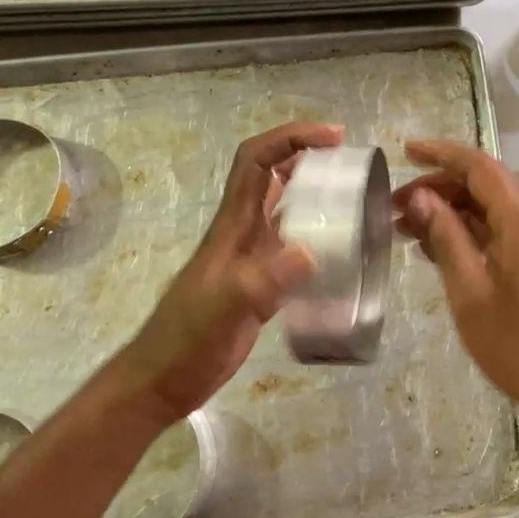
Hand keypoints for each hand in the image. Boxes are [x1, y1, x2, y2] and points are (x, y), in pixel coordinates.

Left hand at [118, 122, 339, 421]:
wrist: (162, 380)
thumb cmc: (187, 340)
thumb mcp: (226, 307)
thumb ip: (265, 280)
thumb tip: (310, 251)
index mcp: (233, 225)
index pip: (258, 161)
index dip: (292, 137)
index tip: (334, 136)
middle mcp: (243, 232)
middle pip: (273, 175)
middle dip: (309, 155)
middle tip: (351, 162)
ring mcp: (251, 258)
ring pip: (285, 209)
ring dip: (316, 194)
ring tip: (357, 199)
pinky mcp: (259, 285)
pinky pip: (293, 247)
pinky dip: (318, 238)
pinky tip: (342, 254)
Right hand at [393, 140, 518, 418]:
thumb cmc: (516, 342)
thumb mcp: (469, 290)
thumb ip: (445, 236)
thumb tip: (420, 196)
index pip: (477, 165)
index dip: (439, 153)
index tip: (404, 151)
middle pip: (485, 182)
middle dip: (439, 186)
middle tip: (395, 205)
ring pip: (492, 206)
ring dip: (452, 209)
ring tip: (406, 228)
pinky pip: (503, 227)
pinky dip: (470, 229)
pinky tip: (438, 248)